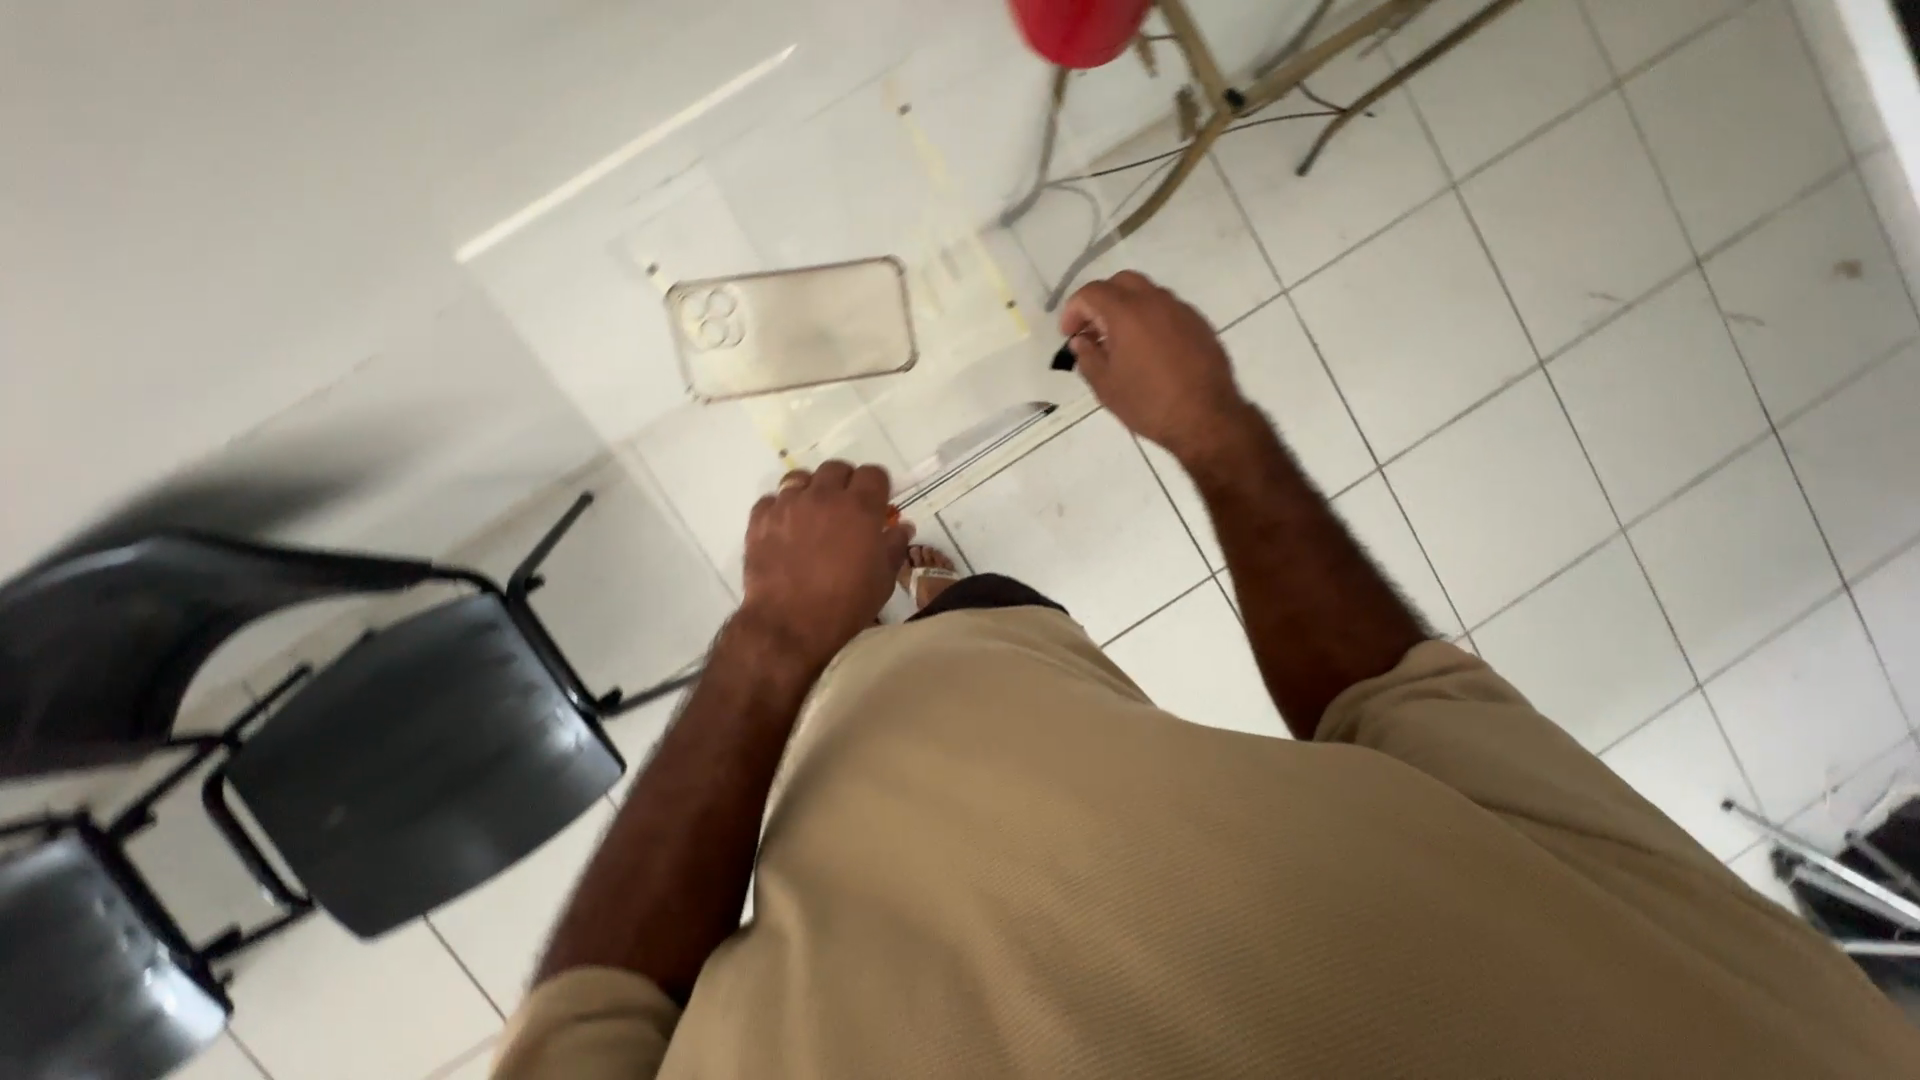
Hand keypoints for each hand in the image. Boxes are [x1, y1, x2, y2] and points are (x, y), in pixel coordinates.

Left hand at [737, 461, 912, 669]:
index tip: (877, 503)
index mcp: (860, 508)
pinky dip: (780, 509)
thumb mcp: (883, 580)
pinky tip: (785, 529)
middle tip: (845, 508)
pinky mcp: (761, 519)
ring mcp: (788, 505)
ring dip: (811, 490)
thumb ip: (894, 547)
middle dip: (845, 483)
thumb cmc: (845, 604)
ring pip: (801, 477)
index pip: (873, 473)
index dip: (877, 487)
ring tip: (812, 514)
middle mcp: (824, 496)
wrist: (790, 624)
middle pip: (836, 468)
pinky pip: (772, 500)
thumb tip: (902, 527)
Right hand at [1059, 271, 1251, 464]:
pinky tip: (1149, 350)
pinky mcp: (1200, 324)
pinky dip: (1151, 320)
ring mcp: (1182, 310)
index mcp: (1127, 313)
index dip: (1073, 310)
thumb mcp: (1106, 386)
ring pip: (1147, 294)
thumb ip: (1087, 357)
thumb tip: (1081, 341)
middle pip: (1121, 282)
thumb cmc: (1148, 404)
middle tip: (1092, 330)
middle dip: (1101, 300)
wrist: (1206, 418)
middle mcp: (1155, 301)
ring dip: (1127, 309)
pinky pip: (1168, 311)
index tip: (1069, 335)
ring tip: (1120, 342)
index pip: (1091, 293)